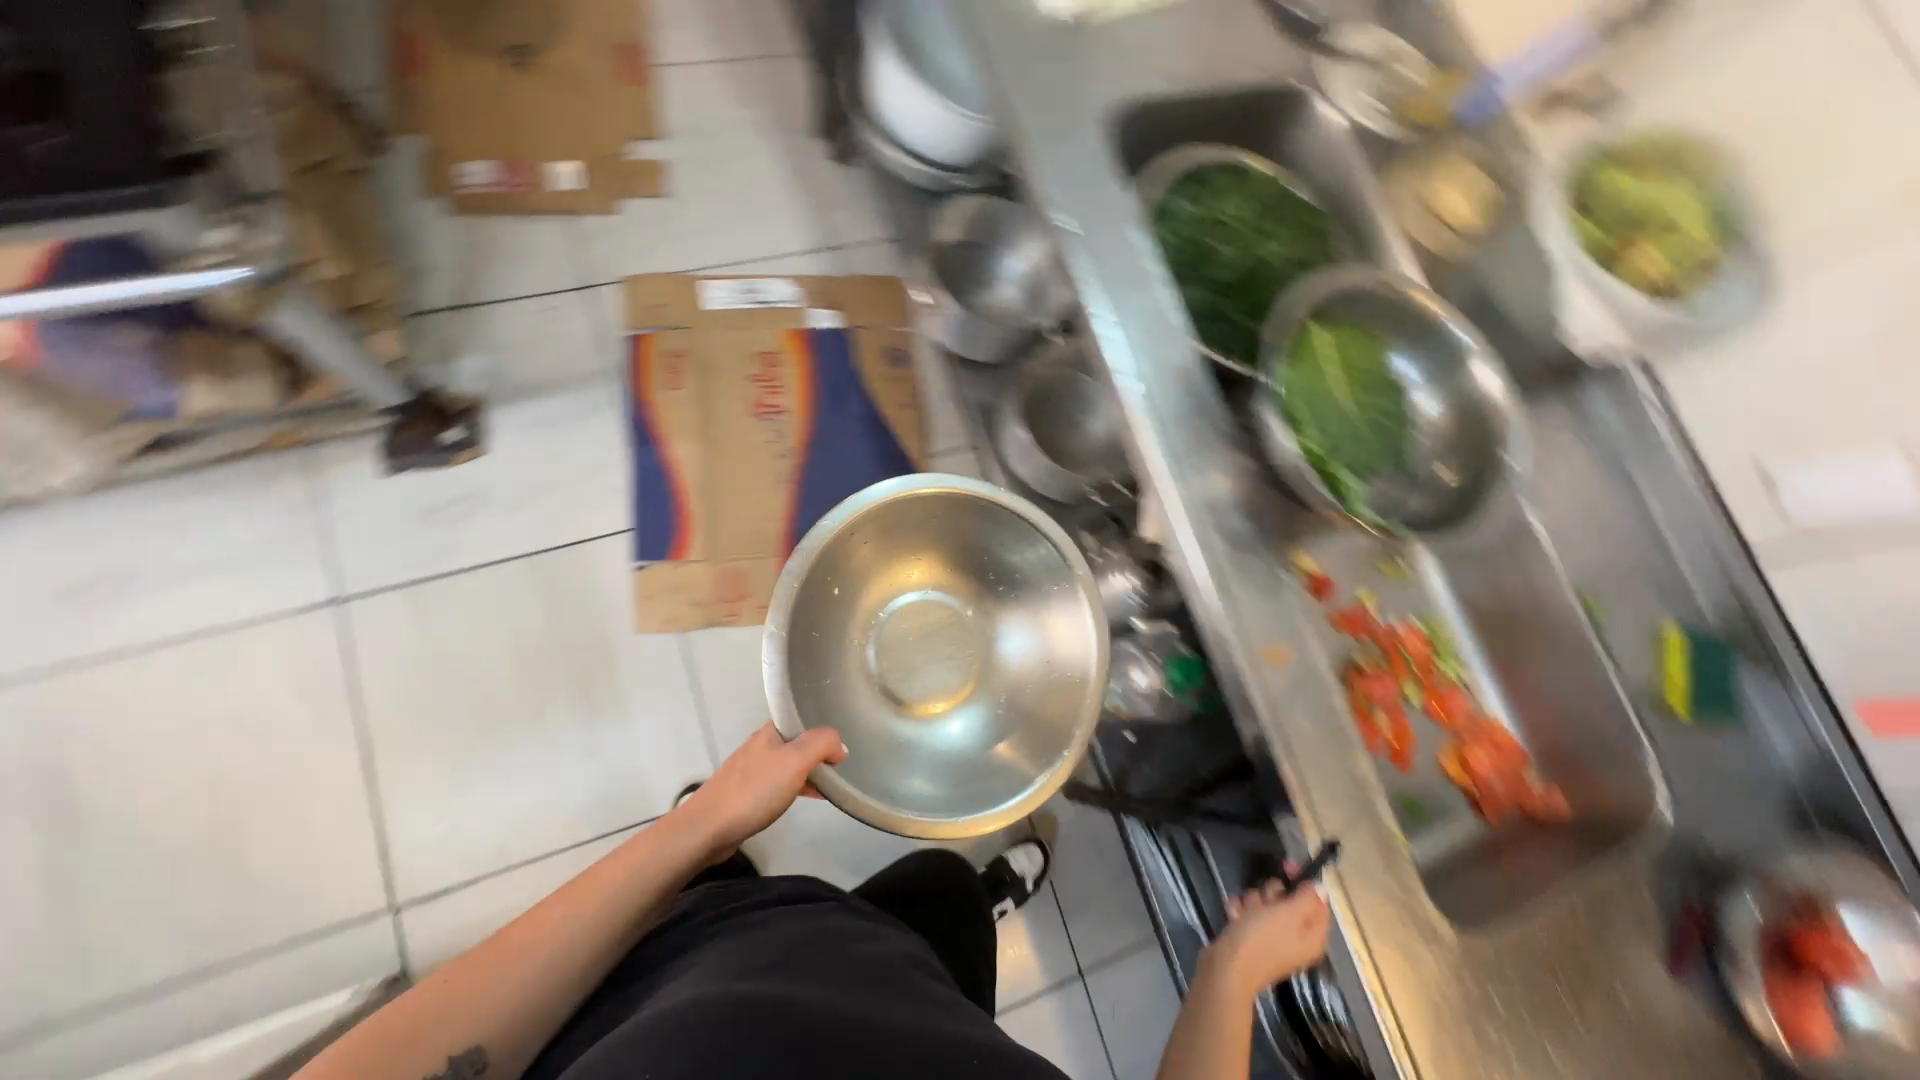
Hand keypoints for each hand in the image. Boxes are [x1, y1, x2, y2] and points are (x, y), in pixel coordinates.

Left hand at [674, 722, 847, 859]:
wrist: (710, 827)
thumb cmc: (755, 790)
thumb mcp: (795, 760)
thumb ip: (822, 744)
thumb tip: (840, 746)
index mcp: (770, 731)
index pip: (803, 719)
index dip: (824, 730)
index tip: (842, 747)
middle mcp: (761, 745)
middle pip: (798, 741)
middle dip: (820, 751)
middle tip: (842, 767)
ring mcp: (753, 769)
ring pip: (790, 763)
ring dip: (811, 771)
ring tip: (832, 785)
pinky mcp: (748, 793)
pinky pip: (781, 783)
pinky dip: (798, 786)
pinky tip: (809, 797)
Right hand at [1203, 868, 1330, 996]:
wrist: (1227, 969)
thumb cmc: (1262, 939)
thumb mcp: (1289, 913)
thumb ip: (1308, 898)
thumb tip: (1321, 887)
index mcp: (1313, 936)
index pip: (1319, 901)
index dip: (1305, 881)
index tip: (1287, 865)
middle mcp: (1296, 938)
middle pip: (1290, 901)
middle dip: (1272, 893)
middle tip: (1264, 900)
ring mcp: (1273, 939)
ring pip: (1266, 904)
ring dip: (1253, 901)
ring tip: (1245, 912)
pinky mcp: (1252, 939)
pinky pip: (1250, 914)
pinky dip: (1241, 911)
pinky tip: (1234, 916)